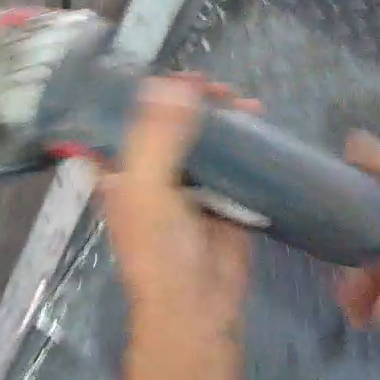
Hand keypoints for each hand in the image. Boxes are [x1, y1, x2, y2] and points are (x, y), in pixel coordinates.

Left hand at [98, 75, 255, 337]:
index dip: (143, 94)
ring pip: (203, 138)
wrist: (199, 305)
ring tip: (237, 98)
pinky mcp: (224, 196)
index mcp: (122, 172)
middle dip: (189, 99)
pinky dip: (244, 138)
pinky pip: (233, 160)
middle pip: (168, 124)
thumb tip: (170, 82)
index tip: (170, 74)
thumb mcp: (147, 186)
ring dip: (219, 115)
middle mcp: (151, 174)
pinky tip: (257, 118)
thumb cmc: (160, 248)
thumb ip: (157, 133)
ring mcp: (189, 185)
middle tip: (212, 86)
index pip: (125, 121)